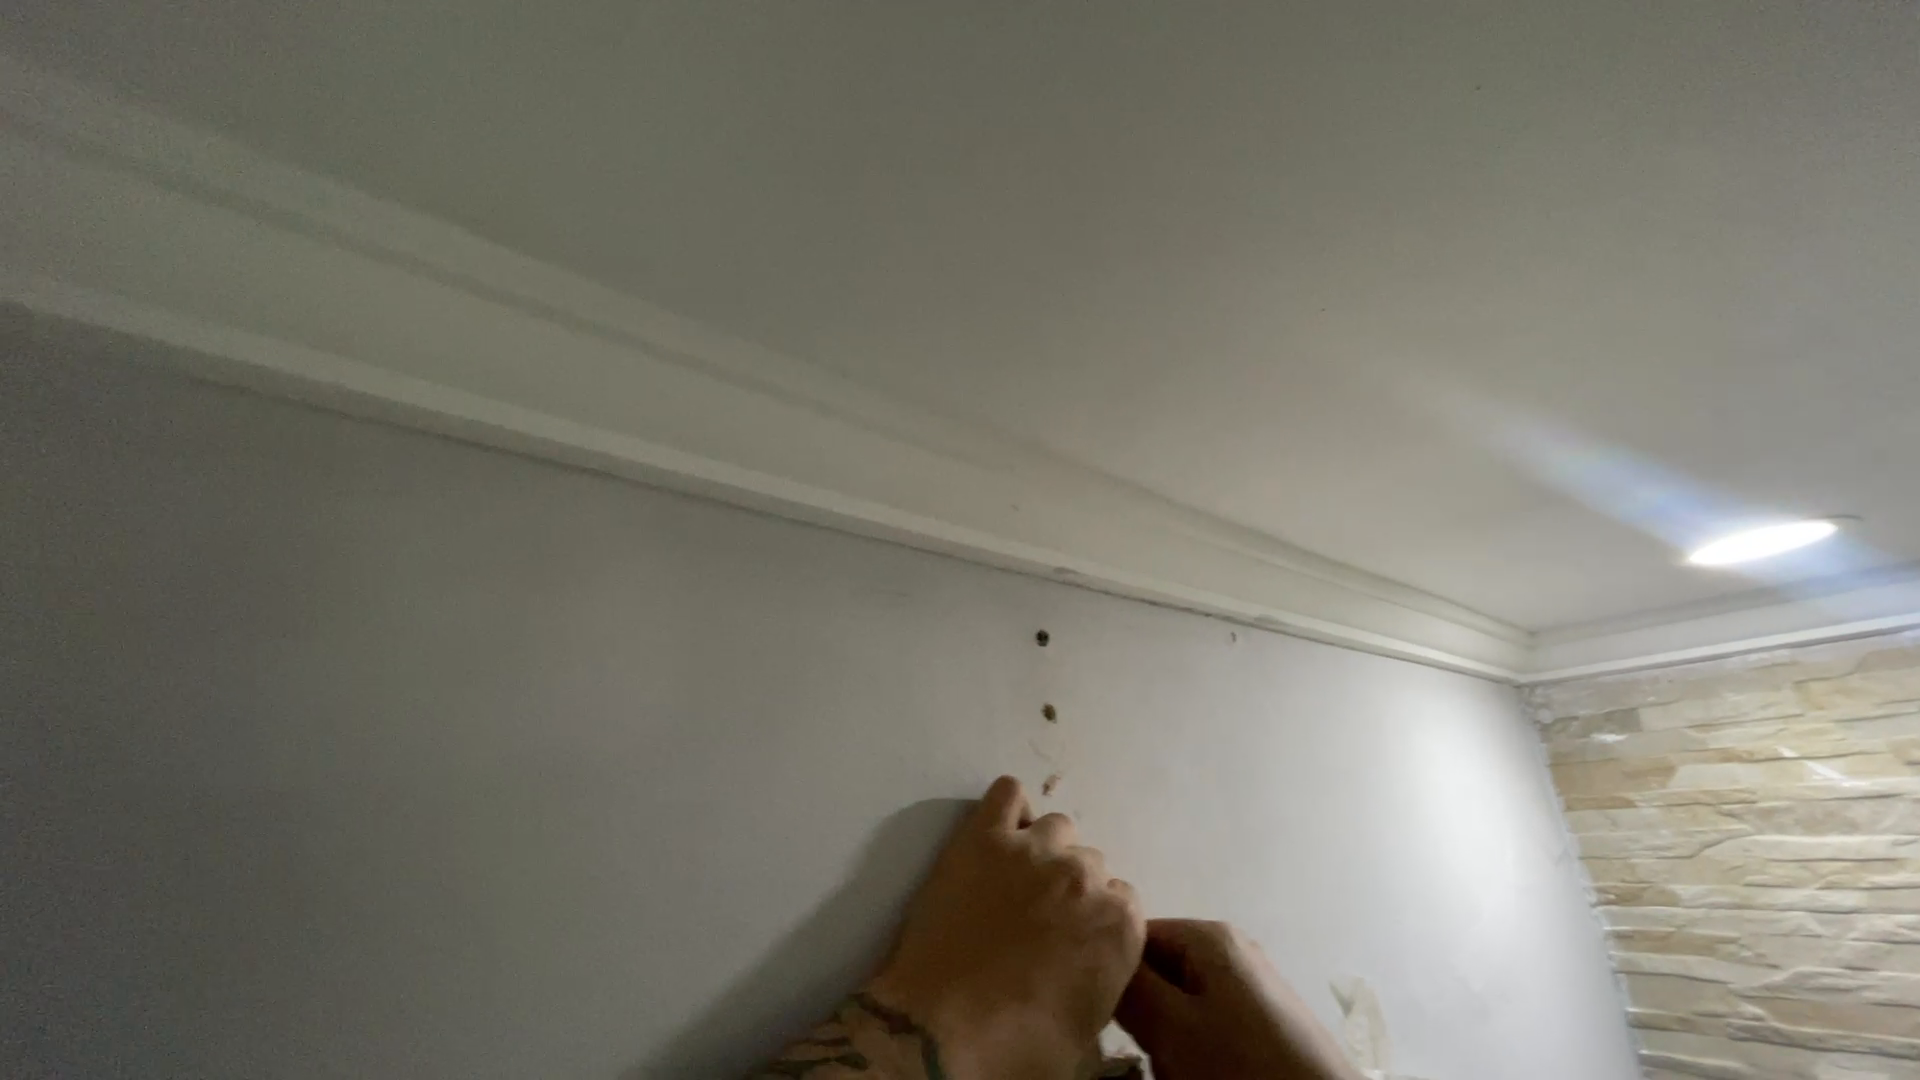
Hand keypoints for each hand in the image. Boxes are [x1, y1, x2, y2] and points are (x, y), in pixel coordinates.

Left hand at [866, 776, 1144, 1079]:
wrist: (942, 1031)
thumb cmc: (1020, 1045)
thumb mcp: (1087, 1029)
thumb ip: (1104, 976)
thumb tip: (1092, 963)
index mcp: (1118, 924)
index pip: (1123, 900)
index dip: (1095, 921)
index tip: (1072, 939)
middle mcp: (1082, 876)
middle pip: (1088, 863)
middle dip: (1069, 888)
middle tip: (1038, 918)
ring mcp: (1032, 849)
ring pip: (1056, 827)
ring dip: (1044, 850)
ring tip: (1015, 881)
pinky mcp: (984, 835)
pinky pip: (1007, 791)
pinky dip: (1009, 809)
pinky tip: (998, 837)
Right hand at [1115, 920, 1362, 1079]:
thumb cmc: (1243, 1068)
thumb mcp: (1171, 1028)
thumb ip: (1129, 986)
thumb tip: (1096, 954)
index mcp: (1208, 935)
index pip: (1135, 934)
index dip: (1114, 971)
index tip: (1107, 1012)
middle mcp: (1231, 949)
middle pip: (1159, 969)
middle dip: (1146, 1010)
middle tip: (1149, 1049)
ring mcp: (1252, 987)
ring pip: (1182, 1003)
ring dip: (1169, 1037)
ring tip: (1176, 1068)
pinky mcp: (1267, 1024)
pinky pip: (1210, 1026)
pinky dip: (1197, 1050)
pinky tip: (1200, 1074)